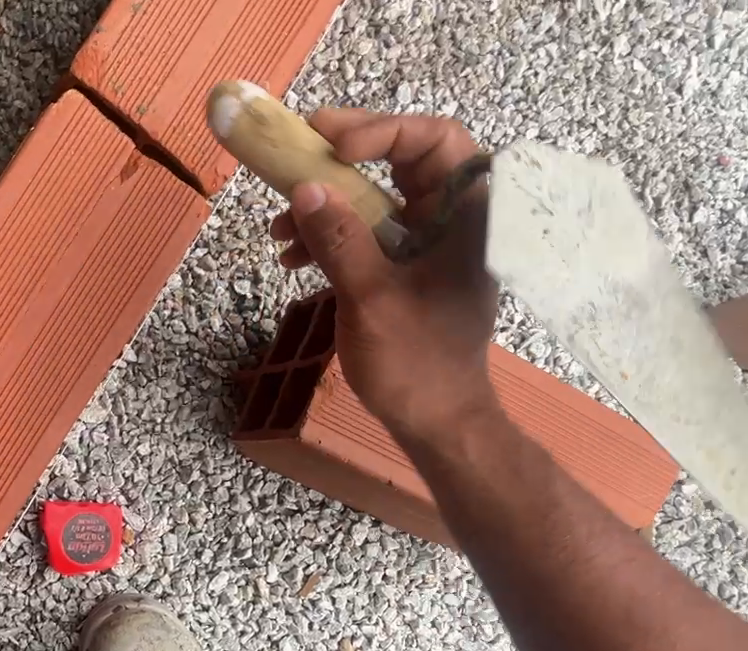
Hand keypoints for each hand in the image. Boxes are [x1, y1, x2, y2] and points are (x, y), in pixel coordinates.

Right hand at [269, 110, 501, 442]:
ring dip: (326, 206)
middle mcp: (453, 220)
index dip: (381, 132)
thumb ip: (339, 241)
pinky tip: (293, 257)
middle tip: (298, 149)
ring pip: (377, 200)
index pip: (433, 141)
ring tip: (278, 227)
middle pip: (401, 162)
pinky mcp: (405, 270)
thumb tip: (303, 191)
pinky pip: (367, 237)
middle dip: (343, 161)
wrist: (434, 420)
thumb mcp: (371, 299)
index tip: (330, 147)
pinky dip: (330, 239)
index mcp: (470, 215)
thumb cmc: (415, 363)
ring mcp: (428, 246)